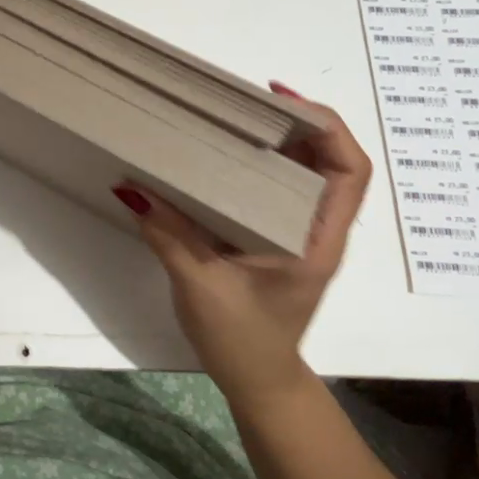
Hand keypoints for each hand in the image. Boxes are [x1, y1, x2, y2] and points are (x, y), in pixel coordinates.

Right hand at [118, 83, 372, 400]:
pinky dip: (256, 163)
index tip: (279, 99)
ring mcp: (297, 233)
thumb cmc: (241, 338)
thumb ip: (168, 234)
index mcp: (314, 239)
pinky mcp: (275, 238)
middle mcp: (315, 229)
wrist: (258, 380)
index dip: (325, 126)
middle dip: (294, 121)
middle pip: (328, 161)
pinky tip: (217, 155)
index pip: (348, 171)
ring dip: (275, 139)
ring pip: (303, 173)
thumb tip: (130, 186)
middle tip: (241, 99)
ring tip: (228, 116)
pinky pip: (275, 188)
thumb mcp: (199, 284)